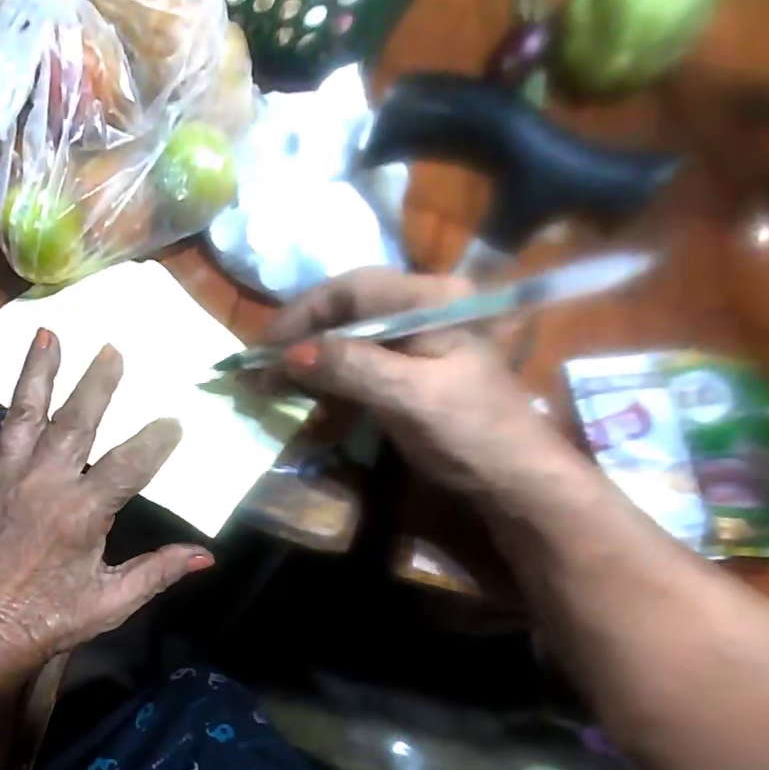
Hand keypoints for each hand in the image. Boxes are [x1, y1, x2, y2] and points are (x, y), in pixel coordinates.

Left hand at [0, 329, 213, 683]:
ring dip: (36, 372)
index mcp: (81, 511)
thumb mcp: (108, 604)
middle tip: (112, 350)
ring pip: (21, 415)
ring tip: (47, 335)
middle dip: (97, 384)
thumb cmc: (43, 624)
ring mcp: (2, 479)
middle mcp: (42, 482)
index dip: (157, 441)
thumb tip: (206, 557)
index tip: (174, 420)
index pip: (130, 464)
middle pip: (76, 422)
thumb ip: (156, 573)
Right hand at [262, 268, 576, 500]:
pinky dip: (322, 378)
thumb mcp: (408, 396)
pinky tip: (301, 394)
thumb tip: (287, 354)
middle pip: (343, 312)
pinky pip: (353, 364)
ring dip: (304, 359)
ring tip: (267, 383)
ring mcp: (413, 343)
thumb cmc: (468, 431)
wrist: (512, 480)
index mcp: (431, 300)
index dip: (300, 315)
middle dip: (297, 338)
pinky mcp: (406, 373)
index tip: (261, 350)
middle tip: (256, 369)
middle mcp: (421, 311)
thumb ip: (350, 367)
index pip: (350, 290)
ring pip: (344, 338)